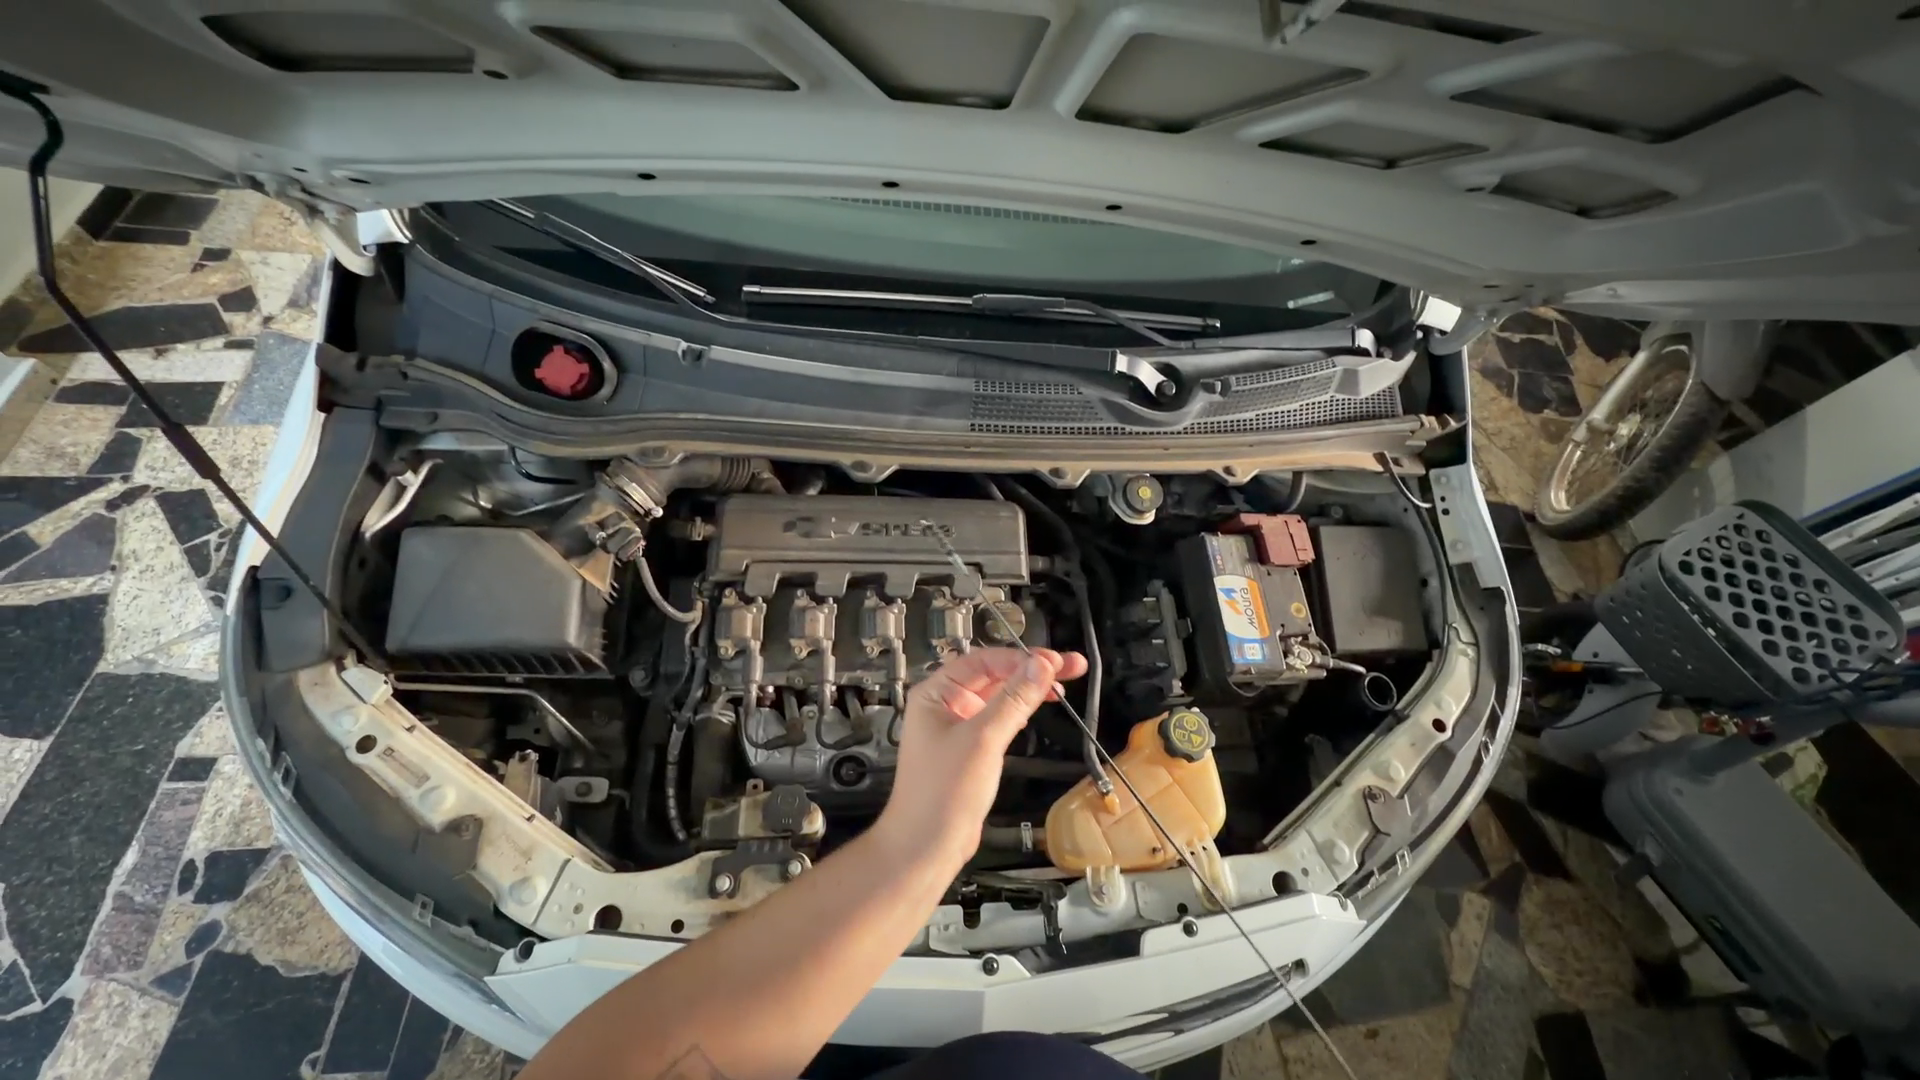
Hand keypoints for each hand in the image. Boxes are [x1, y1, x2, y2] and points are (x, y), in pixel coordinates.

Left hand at [874, 647, 1086, 864]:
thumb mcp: (984, 739)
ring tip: (1064, 685)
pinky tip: (1039, 707)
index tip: (1057, 661)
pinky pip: (997, 719)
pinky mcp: (969, 749)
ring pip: (998, 697)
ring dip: (1028, 690)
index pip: (984, 661)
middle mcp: (944, 704)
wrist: (926, 845)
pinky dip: (1019, 711)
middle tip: (1073, 666)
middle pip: (993, 676)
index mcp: (936, 693)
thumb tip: (1042, 664)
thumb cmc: (945, 790)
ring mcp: (956, 727)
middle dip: (1031, 670)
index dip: (1021, 658)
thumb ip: (1014, 699)